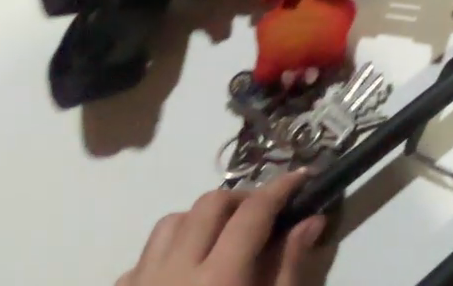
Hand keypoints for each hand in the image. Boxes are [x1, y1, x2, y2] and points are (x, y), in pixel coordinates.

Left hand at [117, 171, 326, 285]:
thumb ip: (288, 266)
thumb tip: (311, 219)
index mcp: (219, 277)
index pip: (254, 211)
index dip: (282, 187)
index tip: (304, 176)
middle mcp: (175, 272)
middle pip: (210, 204)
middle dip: (242, 199)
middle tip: (264, 214)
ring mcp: (141, 285)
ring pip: (171, 223)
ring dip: (201, 221)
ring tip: (221, 240)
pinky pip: (141, 260)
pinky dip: (167, 254)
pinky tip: (183, 274)